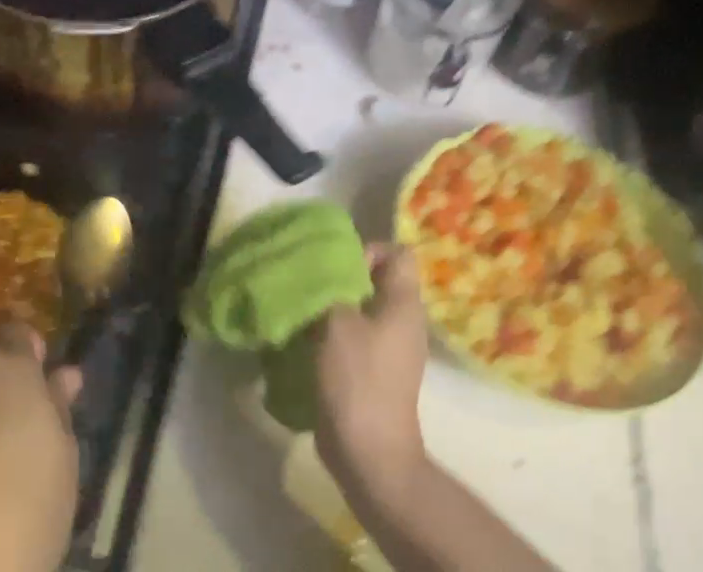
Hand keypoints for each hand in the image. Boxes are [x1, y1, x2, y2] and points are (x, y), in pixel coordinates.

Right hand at [314, 245, 428, 495]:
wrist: (369, 452)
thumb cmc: (357, 379)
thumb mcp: (336, 323)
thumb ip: (327, 287)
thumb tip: (315, 268)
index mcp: (404, 304)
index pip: (398, 254)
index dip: (368, 249)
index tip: (334, 263)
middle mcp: (402, 322)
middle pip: (375, 281)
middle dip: (339, 277)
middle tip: (307, 283)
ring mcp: (389, 350)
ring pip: (359, 310)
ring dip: (329, 307)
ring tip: (298, 310)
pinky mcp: (371, 372)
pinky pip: (351, 338)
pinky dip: (328, 334)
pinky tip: (302, 340)